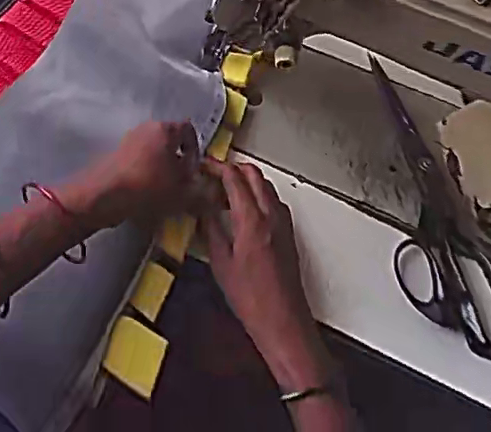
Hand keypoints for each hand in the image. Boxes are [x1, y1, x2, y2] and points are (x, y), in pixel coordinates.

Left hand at [59, 120, 200, 228]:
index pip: (188, 129)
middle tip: (182, 184)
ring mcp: (130, 139)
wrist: (106, 194)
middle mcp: (147, 128)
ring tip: (165, 193)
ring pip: (154, 151)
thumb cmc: (150, 186)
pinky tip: (147, 194)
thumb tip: (211, 194)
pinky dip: (147, 173)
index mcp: (165, 129)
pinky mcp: (118, 154)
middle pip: (170, 140)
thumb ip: (202, 192)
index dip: (196, 149)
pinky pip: (140, 160)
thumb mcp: (183, 194)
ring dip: (162, 169)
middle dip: (179, 161)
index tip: (195, 170)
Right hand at [200, 159, 333, 394]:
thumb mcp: (220, 263)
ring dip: (245, 181)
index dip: (215, 166)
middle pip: (253, 173)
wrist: (284, 324)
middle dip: (231, 168)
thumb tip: (201, 205)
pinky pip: (272, 200)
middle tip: (211, 176)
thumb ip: (210, 227)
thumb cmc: (250, 299)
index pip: (233, 177)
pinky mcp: (288, 233)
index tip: (201, 166)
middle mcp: (271, 214)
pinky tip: (242, 211)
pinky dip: (256, 194)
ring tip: (223, 195)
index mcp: (252, 219)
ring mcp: (283, 222)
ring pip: (264, 185)